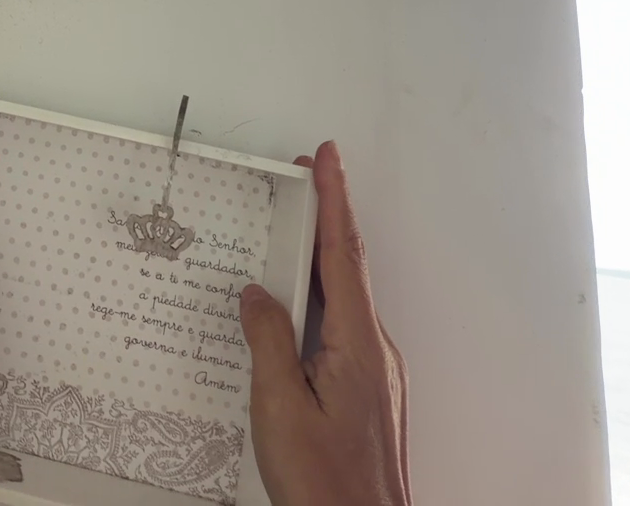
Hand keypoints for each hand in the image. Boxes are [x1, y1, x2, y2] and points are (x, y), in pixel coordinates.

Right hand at [239, 142, 410, 505]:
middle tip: (301, 177)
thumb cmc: (325, 484)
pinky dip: (313, 295)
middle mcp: (373, 349)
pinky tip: (288, 301)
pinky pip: (334, 323)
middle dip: (324, 216)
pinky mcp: (362, 388)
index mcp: (358, 344)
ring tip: (286, 229)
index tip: (327, 157)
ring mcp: (371, 370)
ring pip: (339, 296)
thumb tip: (256, 294)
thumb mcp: (281, 406)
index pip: (343, 253)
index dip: (334, 199)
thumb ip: (268, 340)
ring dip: (316, 256)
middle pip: (344, 266)